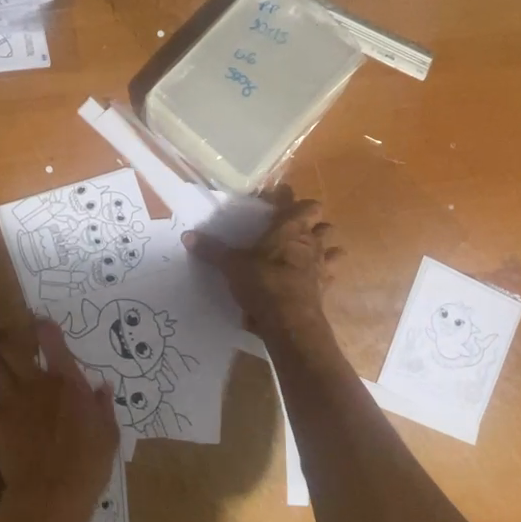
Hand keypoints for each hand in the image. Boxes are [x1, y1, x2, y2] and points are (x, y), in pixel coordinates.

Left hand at [0, 320, 119, 521]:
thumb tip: (101, 387)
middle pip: (10, 348)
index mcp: (66, 381)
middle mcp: (35, 382)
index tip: (41, 324)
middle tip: (15, 349)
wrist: (50, 492)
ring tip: (2, 370)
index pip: (51, 340)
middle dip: (10, 344)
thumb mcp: (108, 434)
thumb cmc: (87, 464)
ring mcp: (11, 400)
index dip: (44, 327)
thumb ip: (103, 406)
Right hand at [184, 185, 343, 351]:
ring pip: (334, 248)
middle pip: (323, 224)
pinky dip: (325, 274)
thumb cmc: (262, 282)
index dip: (293, 201)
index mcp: (291, 228)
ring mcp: (322, 265)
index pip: (303, 204)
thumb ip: (212, 250)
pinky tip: (314, 278)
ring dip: (325, 247)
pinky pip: (330, 275)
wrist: (288, 320)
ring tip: (309, 252)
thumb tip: (187, 235)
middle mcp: (311, 241)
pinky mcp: (325, 287)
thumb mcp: (232, 265)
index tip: (280, 201)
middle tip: (293, 231)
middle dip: (312, 225)